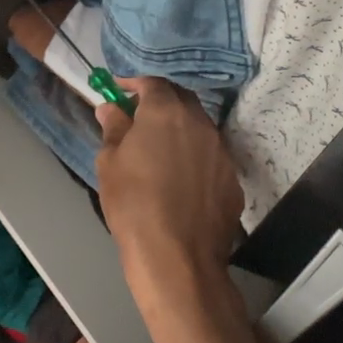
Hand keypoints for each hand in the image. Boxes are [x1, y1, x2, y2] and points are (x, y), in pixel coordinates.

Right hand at [96, 77, 252, 342]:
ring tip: (159, 149)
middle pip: (181, 100)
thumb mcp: (109, 161)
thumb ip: (114, 127)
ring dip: (179, 129)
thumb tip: (112, 109)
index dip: (134, 83)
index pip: (153, 82)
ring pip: (198, 128)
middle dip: (160, 102)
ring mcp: (221, 154)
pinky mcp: (233, 183)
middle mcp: (200, 124)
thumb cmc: (133, 203)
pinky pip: (210, 158)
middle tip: (138, 116)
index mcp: (166, 112)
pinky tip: (180, 180)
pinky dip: (194, 158)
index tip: (117, 91)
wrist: (176, 260)